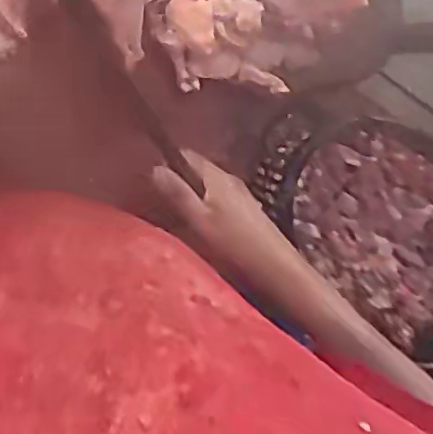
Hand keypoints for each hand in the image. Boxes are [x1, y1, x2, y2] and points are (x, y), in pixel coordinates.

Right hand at [152, 149, 432, 418]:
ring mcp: (241, 200)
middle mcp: (230, 182)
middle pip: (195, 171)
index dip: (165, 158)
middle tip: (152, 196)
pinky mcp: (248, 219)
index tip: (145, 172)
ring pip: (206, 188)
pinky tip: (196, 230)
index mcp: (216, 176)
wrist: (286, 279)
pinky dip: (202, 209)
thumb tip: (154, 167)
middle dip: (175, 178)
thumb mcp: (200, 221)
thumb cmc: (238, 247)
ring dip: (189, 196)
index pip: (185, 154)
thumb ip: (177, 193)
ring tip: (169, 215)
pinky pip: (216, 203)